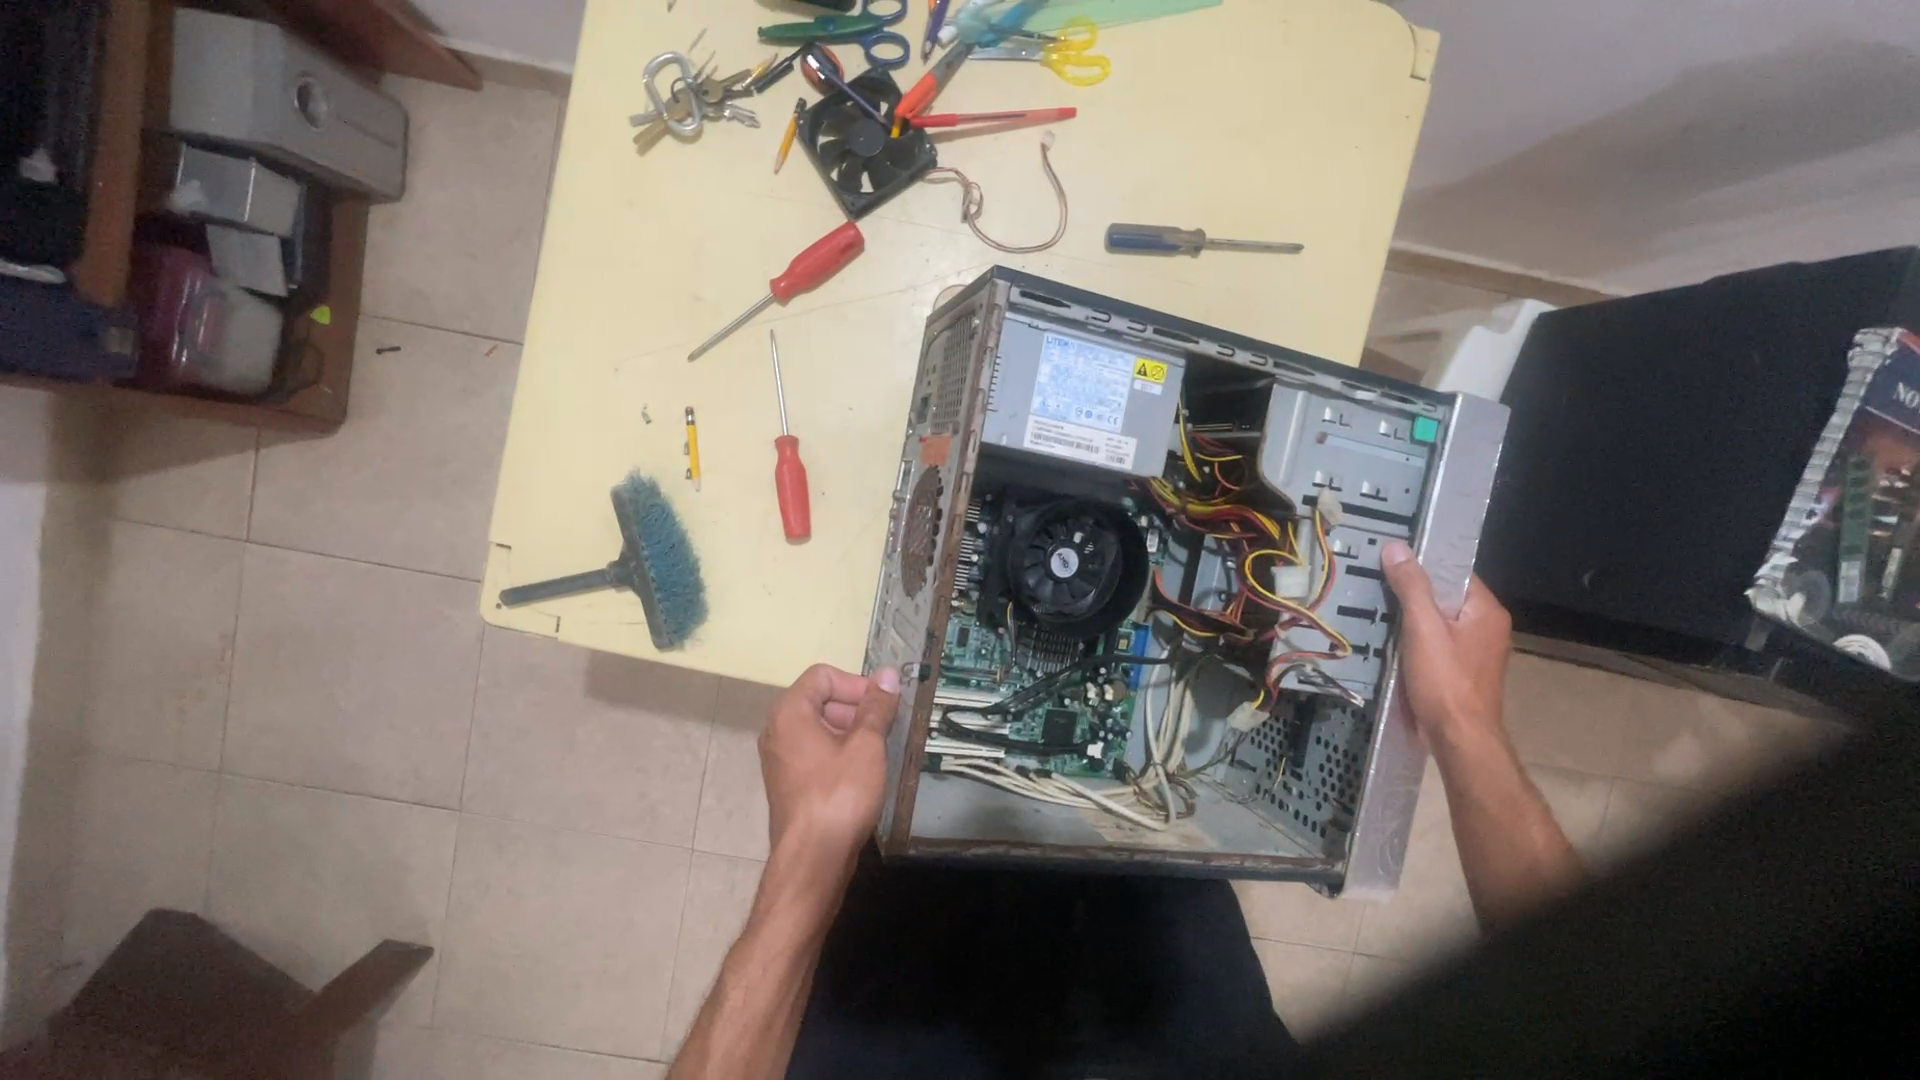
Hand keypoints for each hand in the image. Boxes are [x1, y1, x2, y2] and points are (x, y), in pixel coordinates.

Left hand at [758, 664, 900, 879]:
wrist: (813, 859)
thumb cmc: (840, 795)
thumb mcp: (866, 745)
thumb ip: (877, 707)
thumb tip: (888, 675)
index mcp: (790, 712)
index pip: (824, 675)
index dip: (857, 684)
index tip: (883, 706)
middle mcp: (777, 730)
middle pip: (820, 699)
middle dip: (856, 708)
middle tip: (886, 728)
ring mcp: (780, 758)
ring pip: (819, 727)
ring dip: (851, 732)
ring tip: (879, 751)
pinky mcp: (788, 782)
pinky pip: (815, 751)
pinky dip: (839, 752)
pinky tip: (862, 773)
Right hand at [1380, 540, 1511, 749]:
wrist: (1459, 738)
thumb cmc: (1444, 680)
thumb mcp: (1422, 628)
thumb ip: (1411, 587)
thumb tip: (1397, 548)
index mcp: (1487, 611)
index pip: (1455, 573)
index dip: (1424, 566)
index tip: (1390, 562)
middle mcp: (1489, 627)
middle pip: (1446, 597)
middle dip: (1414, 593)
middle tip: (1377, 586)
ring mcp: (1478, 652)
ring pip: (1440, 622)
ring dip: (1412, 619)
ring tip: (1379, 612)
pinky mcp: (1464, 671)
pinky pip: (1438, 643)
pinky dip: (1417, 640)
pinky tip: (1393, 644)